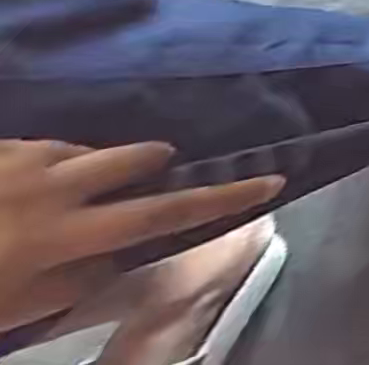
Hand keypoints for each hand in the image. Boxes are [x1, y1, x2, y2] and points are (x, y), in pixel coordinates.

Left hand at [0, 140, 282, 331]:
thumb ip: (57, 287)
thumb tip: (110, 265)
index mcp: (61, 235)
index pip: (170, 211)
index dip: (227, 197)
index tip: (276, 180)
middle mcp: (56, 189)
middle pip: (144, 158)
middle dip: (154, 164)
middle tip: (149, 180)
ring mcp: (18, 164)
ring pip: (90, 147)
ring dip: (91, 165)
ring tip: (64, 186)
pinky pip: (32, 147)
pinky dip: (35, 162)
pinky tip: (10, 181)